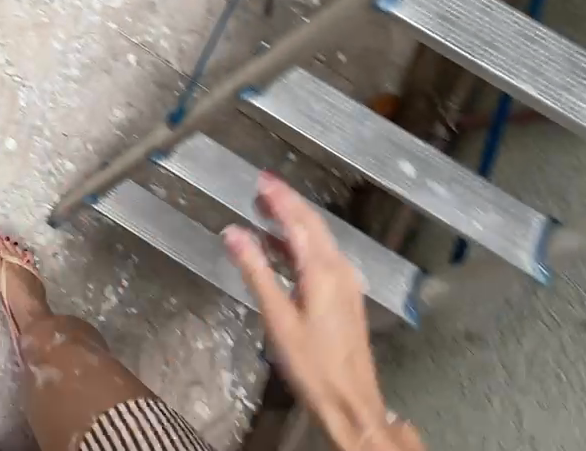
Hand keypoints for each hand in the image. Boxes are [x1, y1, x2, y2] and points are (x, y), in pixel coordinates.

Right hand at [222, 173, 423, 450]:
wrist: (353, 405)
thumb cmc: (311, 364)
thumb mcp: (277, 318)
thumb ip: (256, 271)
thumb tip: (232, 232)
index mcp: (322, 271)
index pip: (298, 222)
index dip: (279, 198)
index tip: (261, 179)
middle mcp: (339, 269)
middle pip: (312, 225)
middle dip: (288, 202)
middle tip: (262, 185)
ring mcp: (346, 283)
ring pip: (318, 239)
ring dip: (294, 220)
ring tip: (266, 208)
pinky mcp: (345, 296)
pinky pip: (322, 254)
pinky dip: (301, 241)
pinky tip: (282, 246)